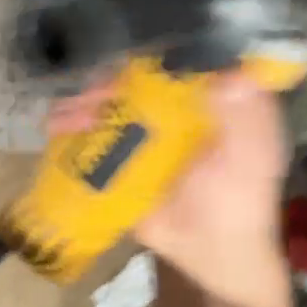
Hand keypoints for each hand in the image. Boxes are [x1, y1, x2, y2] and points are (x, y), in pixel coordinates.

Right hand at [49, 73, 291, 306]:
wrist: (208, 253)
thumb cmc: (238, 202)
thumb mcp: (251, 157)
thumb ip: (245, 118)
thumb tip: (233, 74)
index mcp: (205, 103)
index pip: (176, 64)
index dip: (154, 53)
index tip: (133, 53)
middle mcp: (169, 112)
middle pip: (130, 82)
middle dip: (106, 82)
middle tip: (92, 92)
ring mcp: (139, 134)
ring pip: (104, 106)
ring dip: (82, 104)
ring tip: (66, 114)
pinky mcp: (115, 157)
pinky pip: (88, 135)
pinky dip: (68, 128)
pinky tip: (55, 127)